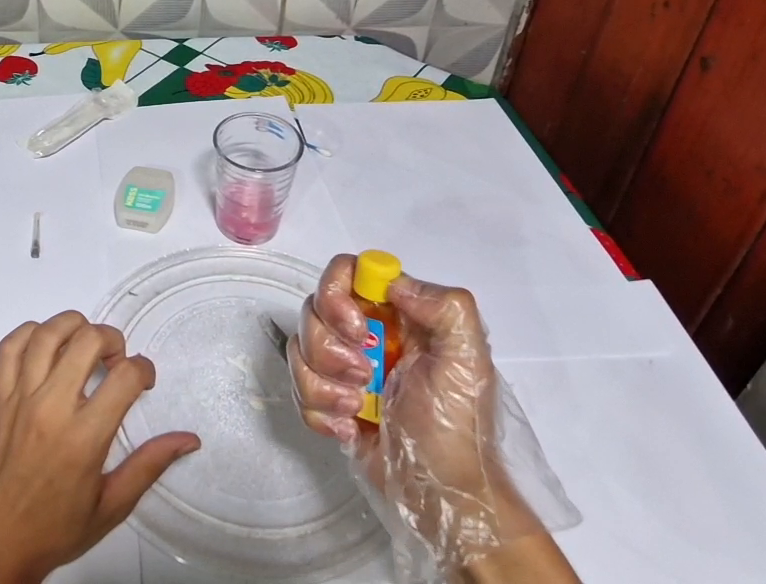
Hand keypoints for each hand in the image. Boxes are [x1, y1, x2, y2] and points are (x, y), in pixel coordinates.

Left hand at [0, 312, 199, 583]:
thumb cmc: (56, 528)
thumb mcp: (112, 505)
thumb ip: (150, 464)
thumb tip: (188, 439)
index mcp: (84, 437)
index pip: (124, 376)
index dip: (144, 369)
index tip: (144, 380)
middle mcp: (51, 408)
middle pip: (87, 340)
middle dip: (113, 339)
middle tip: (116, 361)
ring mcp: (20, 399)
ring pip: (47, 333)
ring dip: (74, 327)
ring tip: (85, 345)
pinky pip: (10, 347)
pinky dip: (31, 333)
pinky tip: (47, 346)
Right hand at [289, 255, 577, 581]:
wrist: (441, 495)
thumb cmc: (457, 425)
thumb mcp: (468, 359)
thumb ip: (445, 307)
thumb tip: (393, 283)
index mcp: (398, 312)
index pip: (348, 271)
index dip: (338, 293)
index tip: (358, 330)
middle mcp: (366, 331)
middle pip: (313, 308)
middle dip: (330, 347)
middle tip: (364, 377)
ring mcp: (343, 366)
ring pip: (299, 348)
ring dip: (324, 383)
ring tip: (357, 408)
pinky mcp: (327, 400)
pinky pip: (297, 389)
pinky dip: (318, 411)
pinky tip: (349, 428)